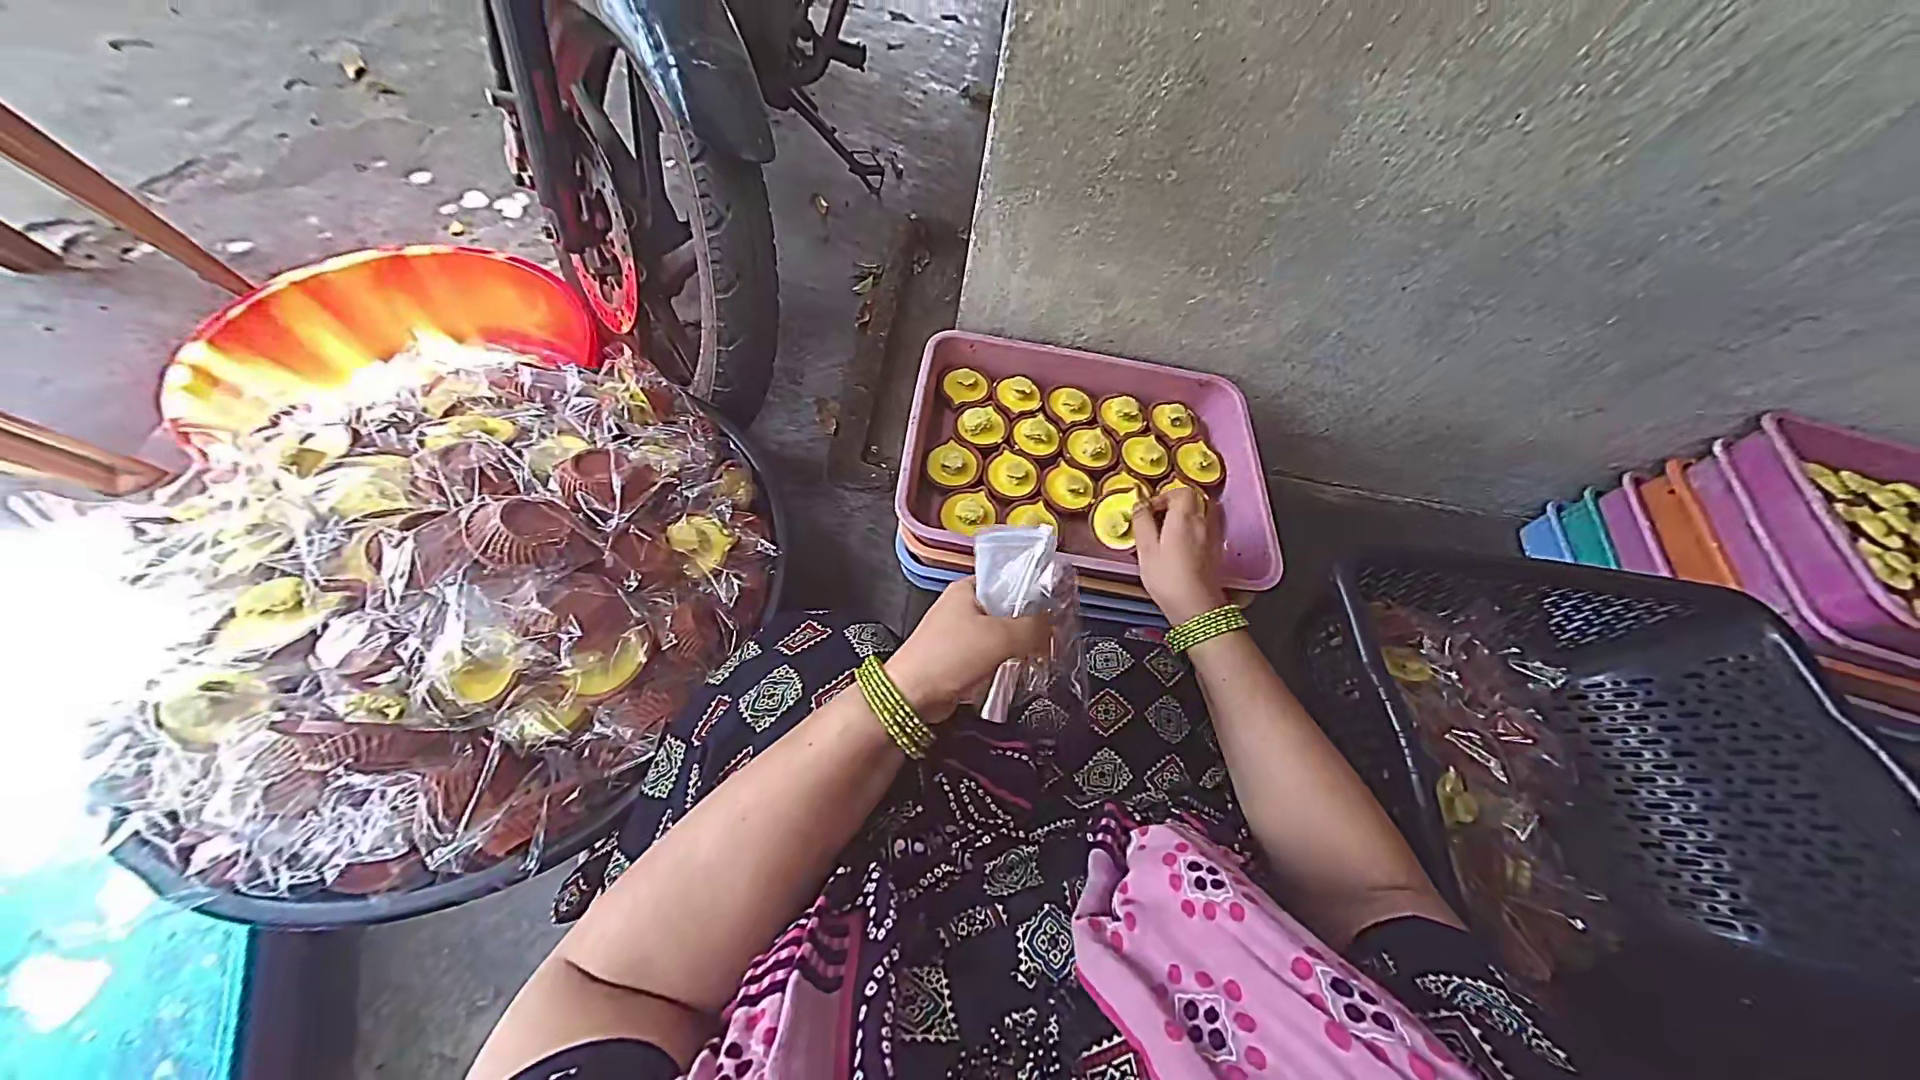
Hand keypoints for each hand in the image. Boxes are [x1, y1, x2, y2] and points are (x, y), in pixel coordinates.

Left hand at [886, 579, 1050, 723]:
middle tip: (1049, 638)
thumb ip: (1033, 627)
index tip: (1055, 608)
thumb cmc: (950, 657)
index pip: (1009, 580)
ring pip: (1002, 636)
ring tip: (1037, 657)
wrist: (912, 696)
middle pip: (1008, 610)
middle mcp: (963, 606)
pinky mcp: (961, 658)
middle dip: (1029, 626)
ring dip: (1018, 648)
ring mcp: (961, 633)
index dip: (1033, 593)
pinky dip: (1004, 663)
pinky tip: (1017, 671)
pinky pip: (992, 656)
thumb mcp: (1000, 636)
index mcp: (967, 588)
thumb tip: (1052, 625)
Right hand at [1133, 488, 1229, 623]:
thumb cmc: (1169, 580)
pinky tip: (1180, 545)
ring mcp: (1212, 537)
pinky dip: (1193, 529)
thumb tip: (1139, 504)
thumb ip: (1142, 522)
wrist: (1196, 607)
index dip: (1164, 496)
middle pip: (1193, 500)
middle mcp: (1202, 523)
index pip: (1181, 491)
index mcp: (1184, 518)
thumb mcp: (1146, 549)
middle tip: (1157, 518)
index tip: (1149, 510)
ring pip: (1202, 513)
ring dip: (1185, 516)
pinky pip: (1206, 528)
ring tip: (1168, 530)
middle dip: (1175, 504)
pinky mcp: (1216, 551)